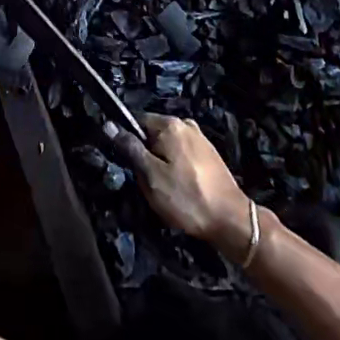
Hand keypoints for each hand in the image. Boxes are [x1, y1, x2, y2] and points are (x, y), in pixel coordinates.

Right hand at [109, 113, 252, 251]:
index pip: (136, 121)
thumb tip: (110, 125)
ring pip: (167, 148)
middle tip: (147, 183)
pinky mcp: (208, 154)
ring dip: (161, 165)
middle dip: (146, 157)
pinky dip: (176, 169)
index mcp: (170, 124)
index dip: (128, 141)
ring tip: (165, 190)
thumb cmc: (186, 198)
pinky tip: (181, 189)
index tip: (128, 164)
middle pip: (152, 135)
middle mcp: (186, 123)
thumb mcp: (151, 176)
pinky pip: (181, 156)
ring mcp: (199, 138)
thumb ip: (131, 149)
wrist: (229, 219)